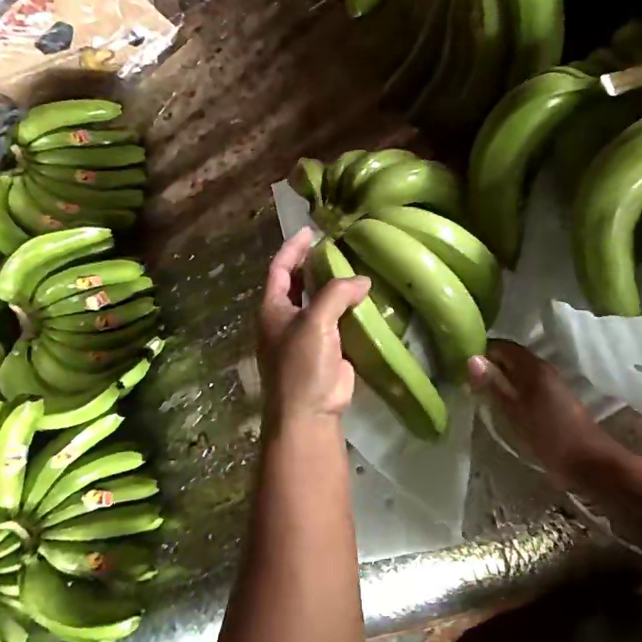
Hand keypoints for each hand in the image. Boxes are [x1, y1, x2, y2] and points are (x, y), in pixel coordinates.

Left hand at [258, 228, 371, 424]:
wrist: (309, 412)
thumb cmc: (302, 364)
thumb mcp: (315, 321)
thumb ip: (336, 294)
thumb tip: (363, 280)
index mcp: (273, 309)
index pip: (279, 269)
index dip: (293, 248)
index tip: (311, 230)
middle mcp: (286, 319)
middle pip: (299, 283)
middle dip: (315, 264)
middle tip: (340, 245)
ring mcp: (308, 336)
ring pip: (321, 302)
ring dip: (336, 286)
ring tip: (358, 267)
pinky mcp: (328, 350)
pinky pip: (339, 322)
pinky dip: (351, 309)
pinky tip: (368, 299)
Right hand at [467, 340, 614, 486]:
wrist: (586, 461)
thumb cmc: (549, 435)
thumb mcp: (515, 411)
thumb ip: (494, 384)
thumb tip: (471, 358)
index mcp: (534, 367)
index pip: (503, 346)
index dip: (481, 350)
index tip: (459, 360)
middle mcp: (542, 370)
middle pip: (511, 358)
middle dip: (488, 364)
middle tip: (463, 376)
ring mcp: (548, 385)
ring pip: (518, 373)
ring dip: (499, 378)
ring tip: (475, 389)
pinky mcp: (551, 400)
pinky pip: (525, 386)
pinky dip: (510, 389)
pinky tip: (497, 403)